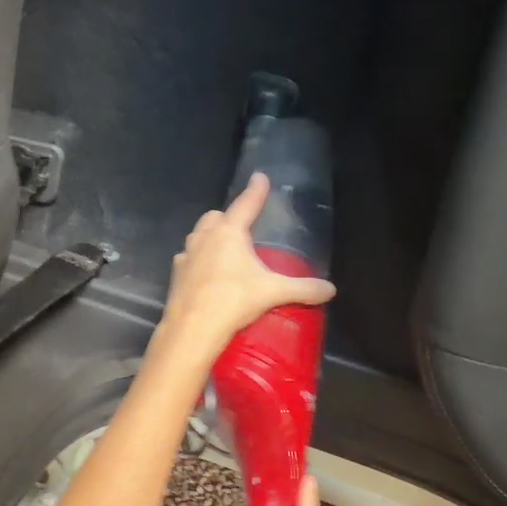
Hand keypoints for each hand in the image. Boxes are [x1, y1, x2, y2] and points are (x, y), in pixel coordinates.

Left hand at [158, 172, 335, 361]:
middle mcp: (204, 237)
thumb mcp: (273, 292)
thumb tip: (330, 290)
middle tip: (243, 228)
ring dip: (210, 237)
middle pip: (215, 217)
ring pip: (198, 235)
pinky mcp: (176, 274)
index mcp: (229, 233)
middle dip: (228, 217)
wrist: (192, 328)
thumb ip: (303, 288)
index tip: (260, 177)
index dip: (256, 191)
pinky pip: (188, 258)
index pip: (246, 204)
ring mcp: (186, 255)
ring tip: (226, 251)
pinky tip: (207, 274)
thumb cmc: (233, 301)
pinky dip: (198, 260)